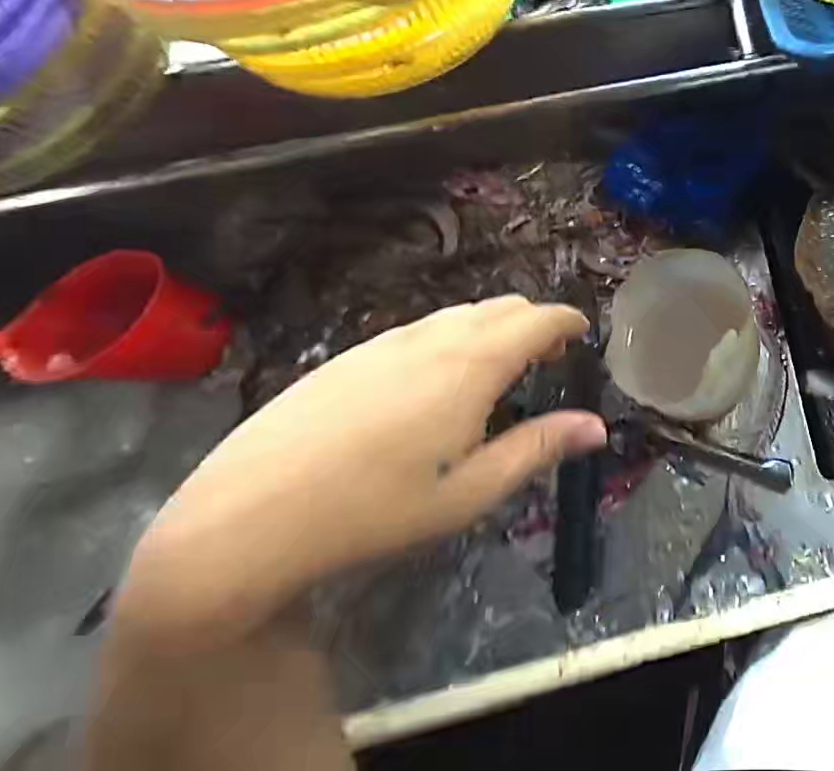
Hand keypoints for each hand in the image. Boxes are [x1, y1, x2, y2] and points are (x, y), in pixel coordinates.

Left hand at [117, 297, 606, 651]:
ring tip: (495, 370)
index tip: (583, 334)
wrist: (235, 526)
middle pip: (502, 306)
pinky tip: (433, 382)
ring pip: (458, 314)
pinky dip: (451, 337)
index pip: (538, 319)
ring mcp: (382, 344)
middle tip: (546, 359)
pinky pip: (418, 328)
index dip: (568, 321)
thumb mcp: (469, 493)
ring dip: (493, 328)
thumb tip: (597, 426)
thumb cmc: (372, 513)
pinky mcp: (344, 358)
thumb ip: (538, 449)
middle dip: (535, 322)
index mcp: (471, 366)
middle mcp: (431, 339)